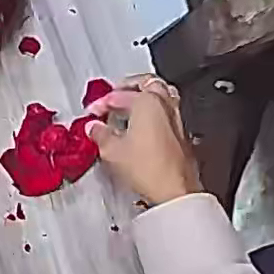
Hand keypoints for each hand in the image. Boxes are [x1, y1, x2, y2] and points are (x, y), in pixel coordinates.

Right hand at [83, 75, 204, 206]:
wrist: (174, 190)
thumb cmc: (149, 168)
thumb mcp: (112, 150)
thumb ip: (100, 133)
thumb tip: (94, 128)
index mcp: (147, 101)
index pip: (118, 95)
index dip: (101, 103)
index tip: (92, 113)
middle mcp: (165, 105)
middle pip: (147, 83)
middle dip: (128, 86)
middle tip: (113, 95)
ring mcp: (176, 118)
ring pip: (160, 95)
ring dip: (143, 97)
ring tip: (128, 107)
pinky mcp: (181, 134)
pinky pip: (166, 113)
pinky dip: (152, 112)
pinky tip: (142, 126)